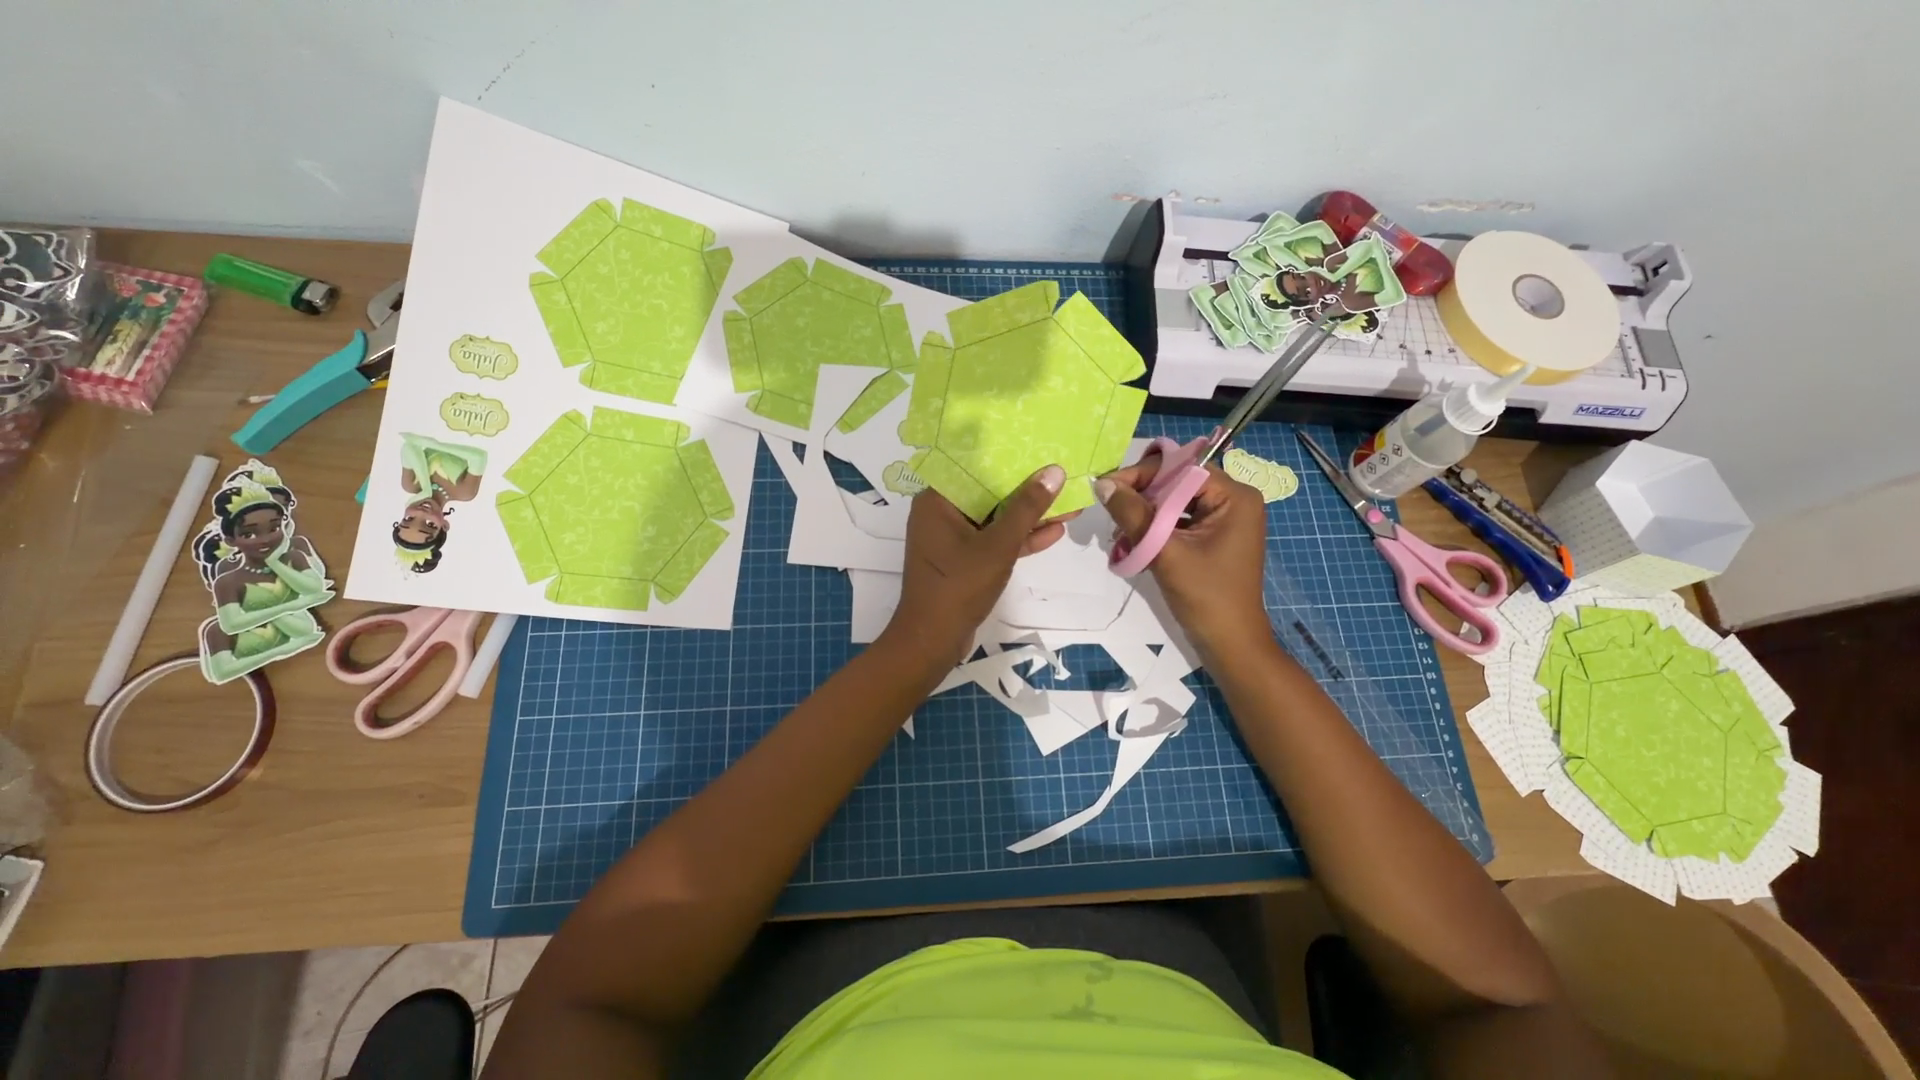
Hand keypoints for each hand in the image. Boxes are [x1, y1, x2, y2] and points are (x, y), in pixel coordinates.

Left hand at [881, 465, 1067, 669]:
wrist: (933, 641)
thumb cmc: (959, 587)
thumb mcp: (998, 545)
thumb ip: (1027, 508)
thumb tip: (1053, 471)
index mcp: (937, 500)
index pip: (974, 465)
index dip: (1009, 455)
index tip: (1040, 445)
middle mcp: (941, 513)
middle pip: (988, 490)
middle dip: (1026, 487)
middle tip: (1061, 472)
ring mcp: (952, 538)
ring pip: (995, 518)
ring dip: (1029, 515)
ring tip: (1070, 502)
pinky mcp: (964, 560)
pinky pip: (993, 540)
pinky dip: (1019, 538)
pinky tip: (1055, 531)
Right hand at [1096, 458, 1269, 655]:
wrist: (1229, 644)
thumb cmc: (1205, 597)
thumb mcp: (1165, 552)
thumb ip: (1134, 515)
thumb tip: (1103, 484)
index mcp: (1235, 497)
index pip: (1183, 468)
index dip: (1145, 474)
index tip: (1109, 487)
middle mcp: (1234, 501)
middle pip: (1178, 482)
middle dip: (1143, 495)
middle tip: (1110, 508)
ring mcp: (1225, 520)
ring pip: (1175, 501)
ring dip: (1145, 512)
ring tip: (1119, 529)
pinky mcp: (1213, 537)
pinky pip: (1179, 519)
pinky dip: (1155, 527)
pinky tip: (1133, 541)